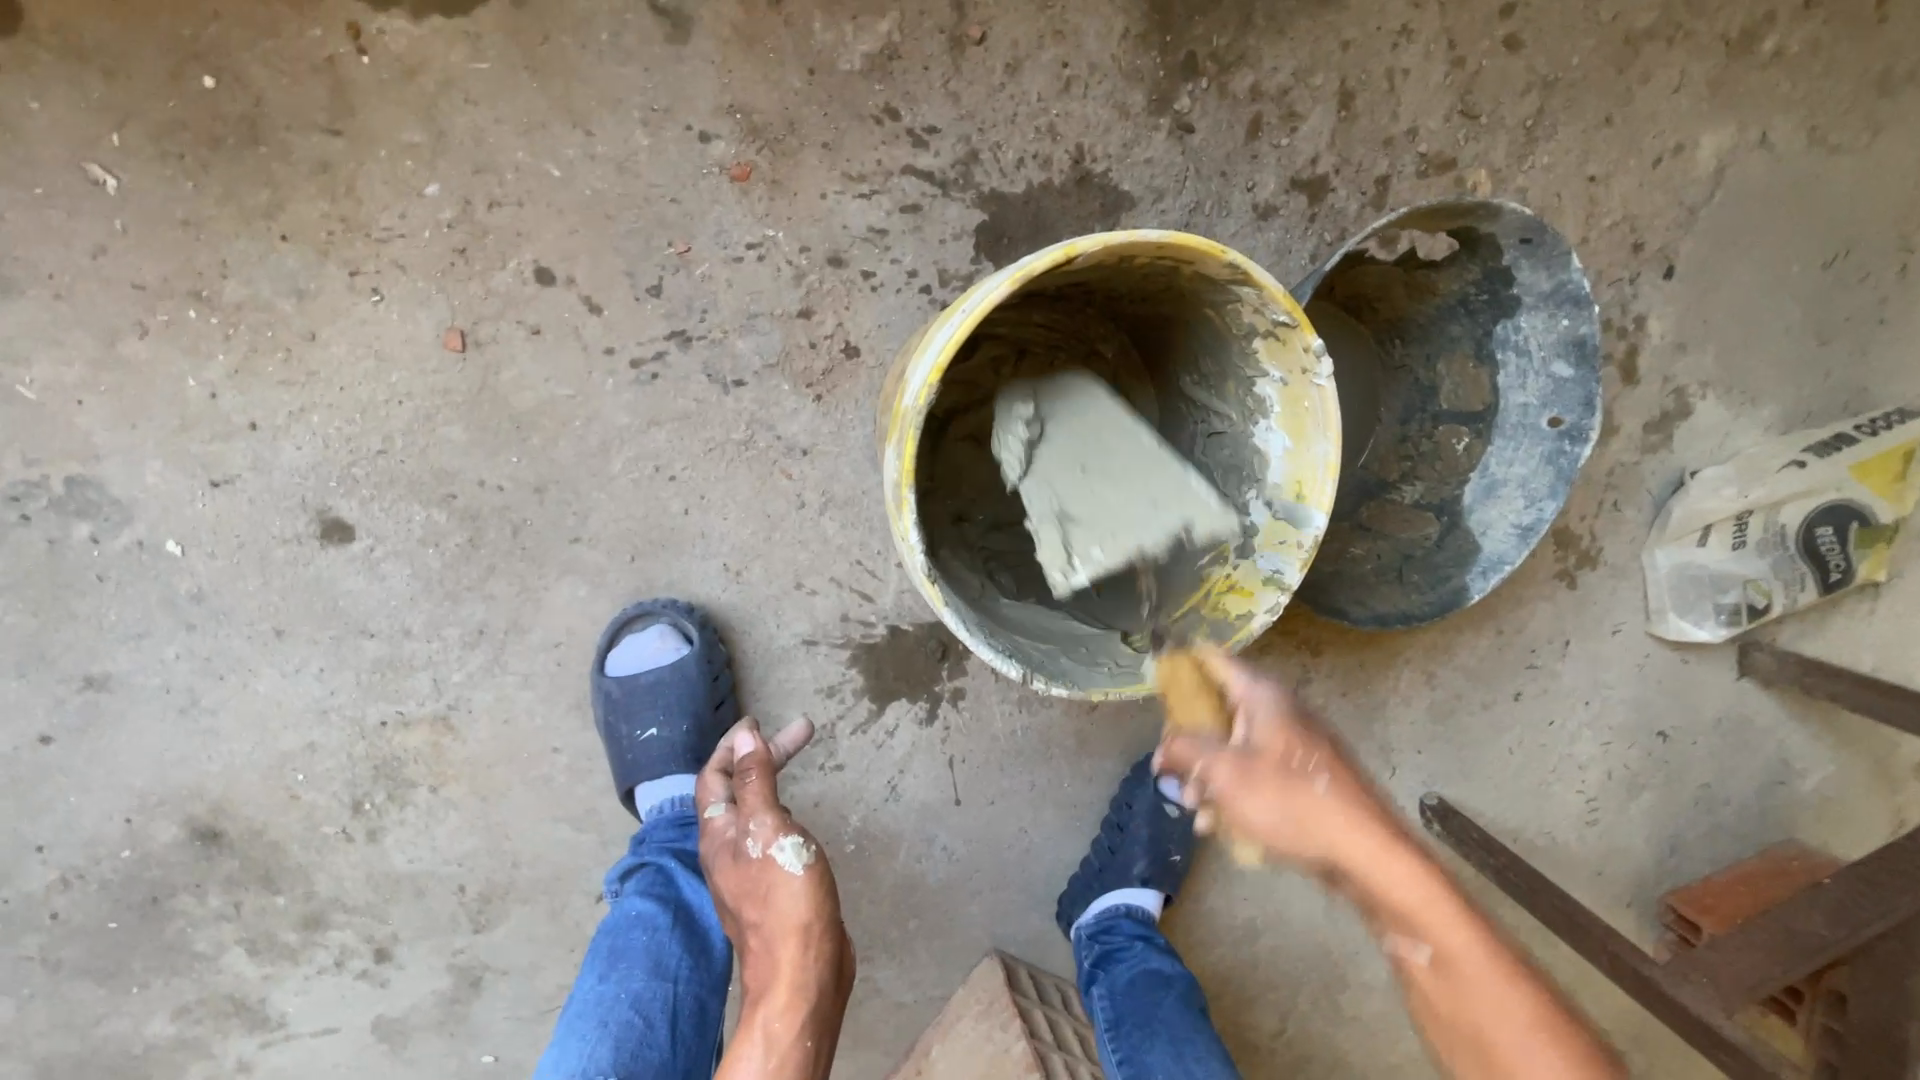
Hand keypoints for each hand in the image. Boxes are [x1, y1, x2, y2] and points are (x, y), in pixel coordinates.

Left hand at [696, 718, 854, 1008]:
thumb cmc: (785, 894)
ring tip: (790, 764)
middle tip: (801, 732)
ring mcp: (747, 872)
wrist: (802, 970)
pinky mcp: (771, 888)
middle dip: (762, 756)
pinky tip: (797, 815)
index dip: (734, 745)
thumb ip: (755, 780)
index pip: (715, 776)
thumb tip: (745, 735)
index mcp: (718, 834)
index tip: (759, 720)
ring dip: (768, 781)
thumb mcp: (771, 827)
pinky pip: (768, 835)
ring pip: (751, 813)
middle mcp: (726, 850)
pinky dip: (781, 810)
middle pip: (735, 791)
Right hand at [1153, 650, 1402, 879]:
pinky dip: (1234, 792)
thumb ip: (1184, 752)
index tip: (1154, 681)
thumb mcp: (1224, 773)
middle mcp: (1279, 711)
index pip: (1213, 660)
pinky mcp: (1305, 777)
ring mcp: (1295, 744)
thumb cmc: (1290, 801)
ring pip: (1235, 747)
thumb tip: (1161, 749)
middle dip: (1189, 741)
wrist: (1367, 852)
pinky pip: (1256, 773)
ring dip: (1208, 775)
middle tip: (1169, 769)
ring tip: (1195, 810)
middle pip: (1219, 709)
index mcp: (1262, 695)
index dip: (1182, 664)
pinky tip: (1219, 826)